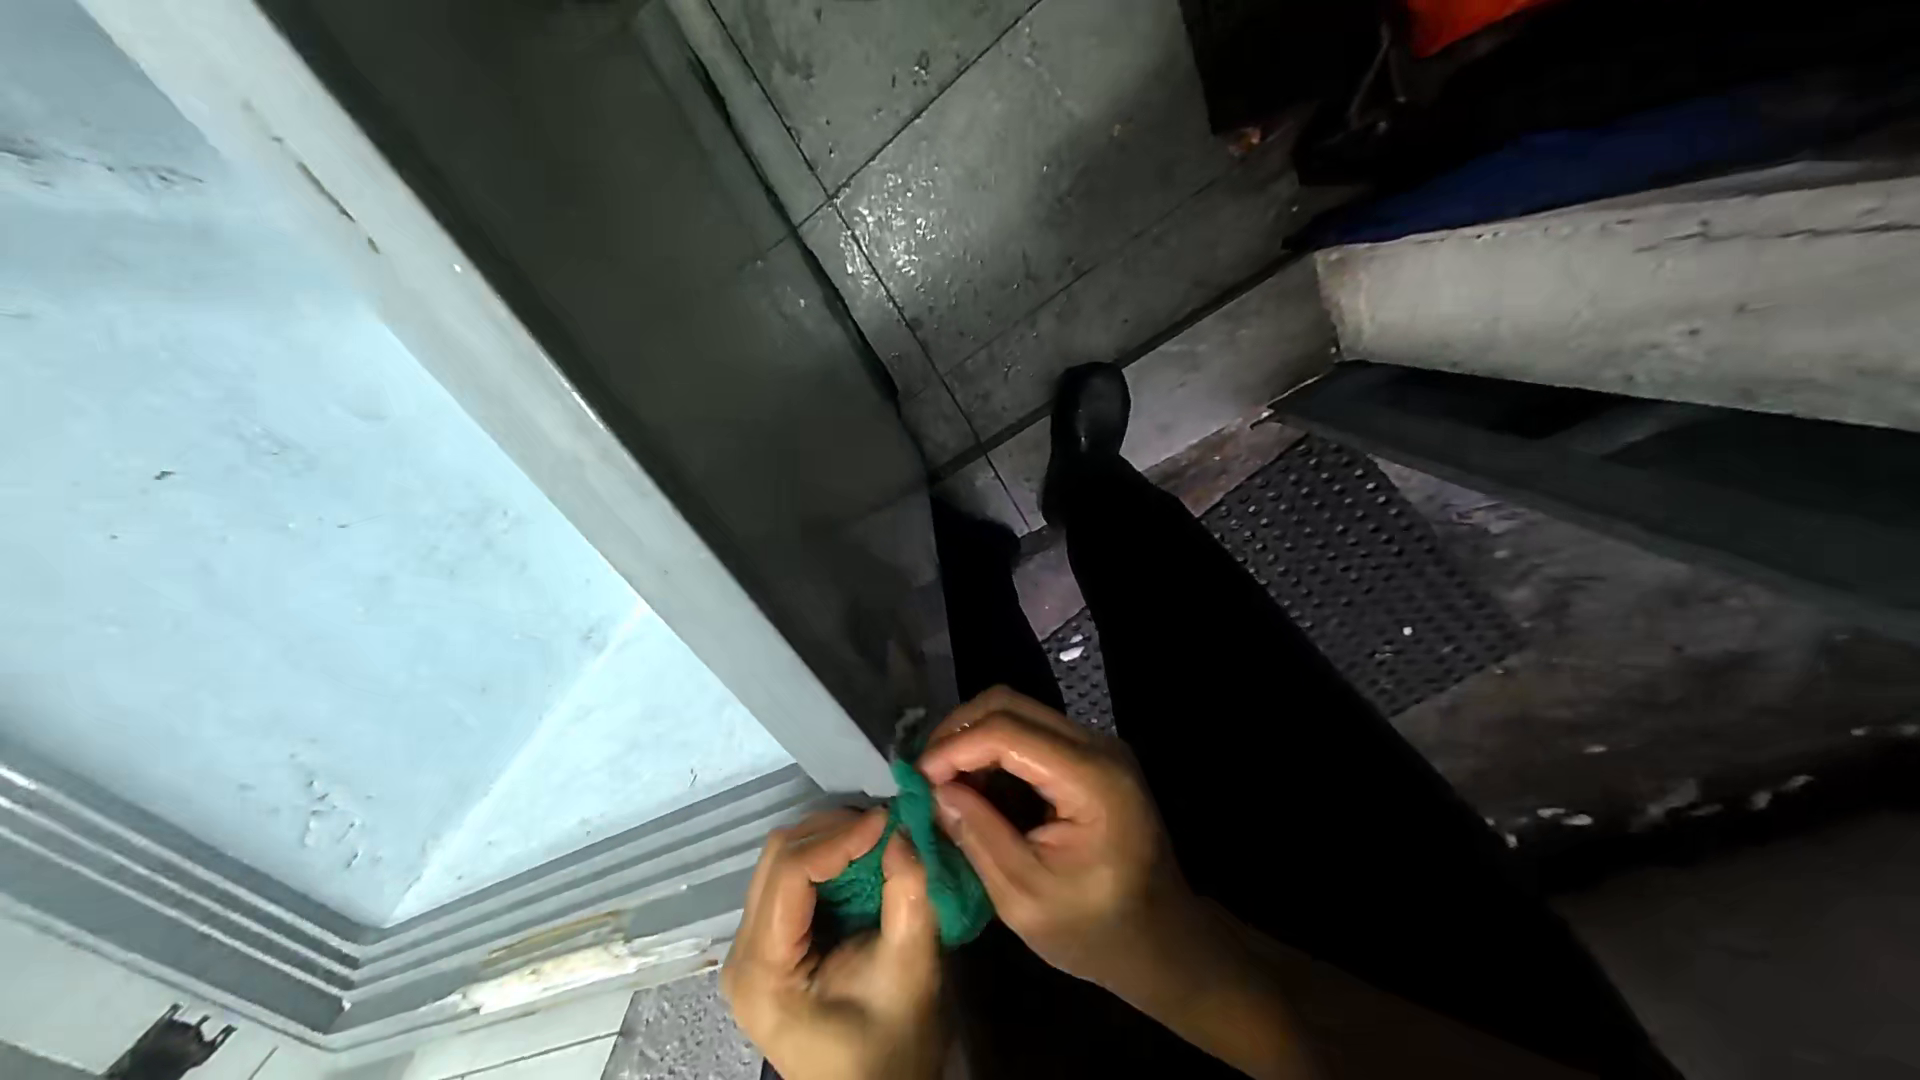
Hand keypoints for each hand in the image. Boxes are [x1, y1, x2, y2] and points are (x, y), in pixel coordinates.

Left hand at [721, 808, 945, 1079]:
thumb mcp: (909, 970)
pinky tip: (860, 857)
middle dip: (834, 831)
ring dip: (831, 838)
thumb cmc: (891, 1045)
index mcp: (764, 971)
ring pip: (782, 858)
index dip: (839, 839)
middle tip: (885, 826)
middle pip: (779, 857)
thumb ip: (907, 896)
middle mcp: (742, 951)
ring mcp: (751, 945)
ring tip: (876, 838)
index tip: (887, 821)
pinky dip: (828, 855)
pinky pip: (791, 875)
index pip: (790, 875)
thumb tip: (902, 830)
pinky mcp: (769, 939)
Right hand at [917, 687, 1198, 993]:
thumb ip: (977, 835)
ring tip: (944, 780)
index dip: (954, 748)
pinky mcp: (1088, 755)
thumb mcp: (1025, 897)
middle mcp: (1097, 746)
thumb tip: (933, 789)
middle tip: (926, 773)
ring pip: (1017, 711)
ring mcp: (1096, 746)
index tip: (917, 780)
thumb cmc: (1097, 931)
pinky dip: (993, 749)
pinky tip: (974, 783)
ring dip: (973, 738)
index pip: (1008, 731)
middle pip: (1010, 704)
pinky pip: (1030, 731)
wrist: (1163, 937)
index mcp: (1091, 779)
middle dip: (958, 732)